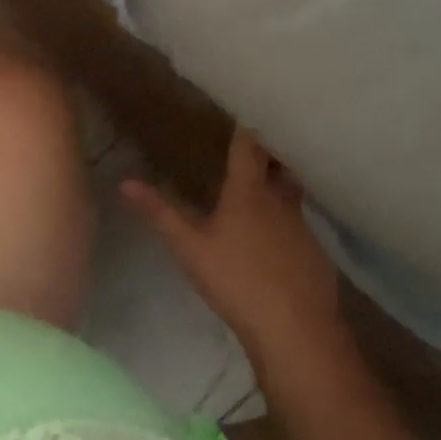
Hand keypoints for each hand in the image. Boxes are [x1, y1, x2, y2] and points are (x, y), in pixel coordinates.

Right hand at [122, 129, 344, 361]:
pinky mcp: (316, 255)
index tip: (245, 107)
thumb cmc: (236, 280)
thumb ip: (159, 212)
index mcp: (249, 192)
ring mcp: (303, 229)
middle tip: (254, 138)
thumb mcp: (188, 247)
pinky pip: (300, 224)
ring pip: (293, 194)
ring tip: (262, 179)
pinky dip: (288, 218)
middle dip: (270, 150)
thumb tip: (124, 181)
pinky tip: (276, 233)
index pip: (249, 147)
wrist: (297, 332)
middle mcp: (281, 202)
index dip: (246, 127)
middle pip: (280, 165)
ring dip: (281, 182)